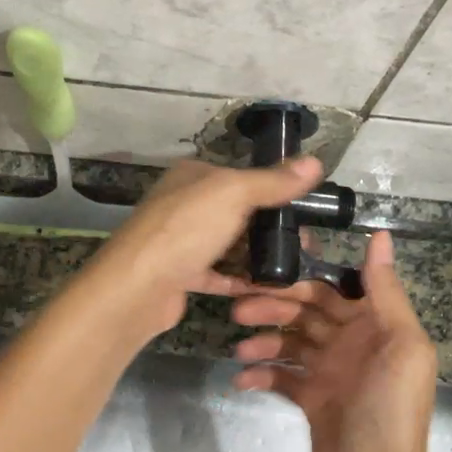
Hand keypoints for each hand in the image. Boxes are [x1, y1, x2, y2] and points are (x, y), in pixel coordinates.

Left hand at [76, 156, 323, 340]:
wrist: (138, 287)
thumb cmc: (185, 229)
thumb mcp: (233, 194)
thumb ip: (272, 181)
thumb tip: (314, 161)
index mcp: (194, 176)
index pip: (241, 177)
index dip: (274, 191)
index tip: (307, 212)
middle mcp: (185, 204)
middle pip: (238, 213)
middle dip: (270, 229)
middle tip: (306, 248)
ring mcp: (182, 241)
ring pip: (230, 246)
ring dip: (257, 257)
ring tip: (295, 270)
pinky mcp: (182, 275)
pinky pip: (219, 275)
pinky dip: (241, 281)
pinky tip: (267, 289)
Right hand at [231, 231, 436, 451]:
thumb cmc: (390, 411)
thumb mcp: (401, 347)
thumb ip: (386, 291)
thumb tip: (380, 236)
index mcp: (378, 326)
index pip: (334, 287)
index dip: (302, 275)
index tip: (266, 265)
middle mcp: (354, 343)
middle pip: (306, 311)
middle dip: (274, 306)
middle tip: (239, 307)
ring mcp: (331, 372)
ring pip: (290, 341)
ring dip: (263, 340)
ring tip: (239, 347)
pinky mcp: (311, 399)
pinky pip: (281, 377)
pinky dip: (261, 374)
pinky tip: (241, 378)